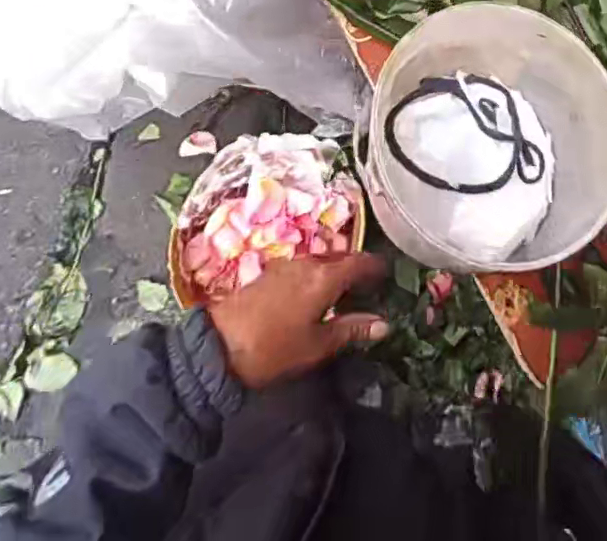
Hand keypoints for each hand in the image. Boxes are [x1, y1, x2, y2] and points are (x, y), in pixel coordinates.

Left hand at [208, 253, 389, 388]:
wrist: (217, 346)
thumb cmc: (273, 349)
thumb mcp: (317, 345)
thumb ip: (351, 330)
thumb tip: (384, 324)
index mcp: (324, 277)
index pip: (359, 263)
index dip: (376, 267)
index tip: (388, 273)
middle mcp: (307, 263)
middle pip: (340, 257)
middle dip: (357, 267)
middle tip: (371, 283)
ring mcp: (287, 265)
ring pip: (321, 260)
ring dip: (336, 269)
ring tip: (346, 289)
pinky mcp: (270, 273)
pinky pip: (305, 266)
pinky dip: (318, 273)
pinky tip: (316, 292)